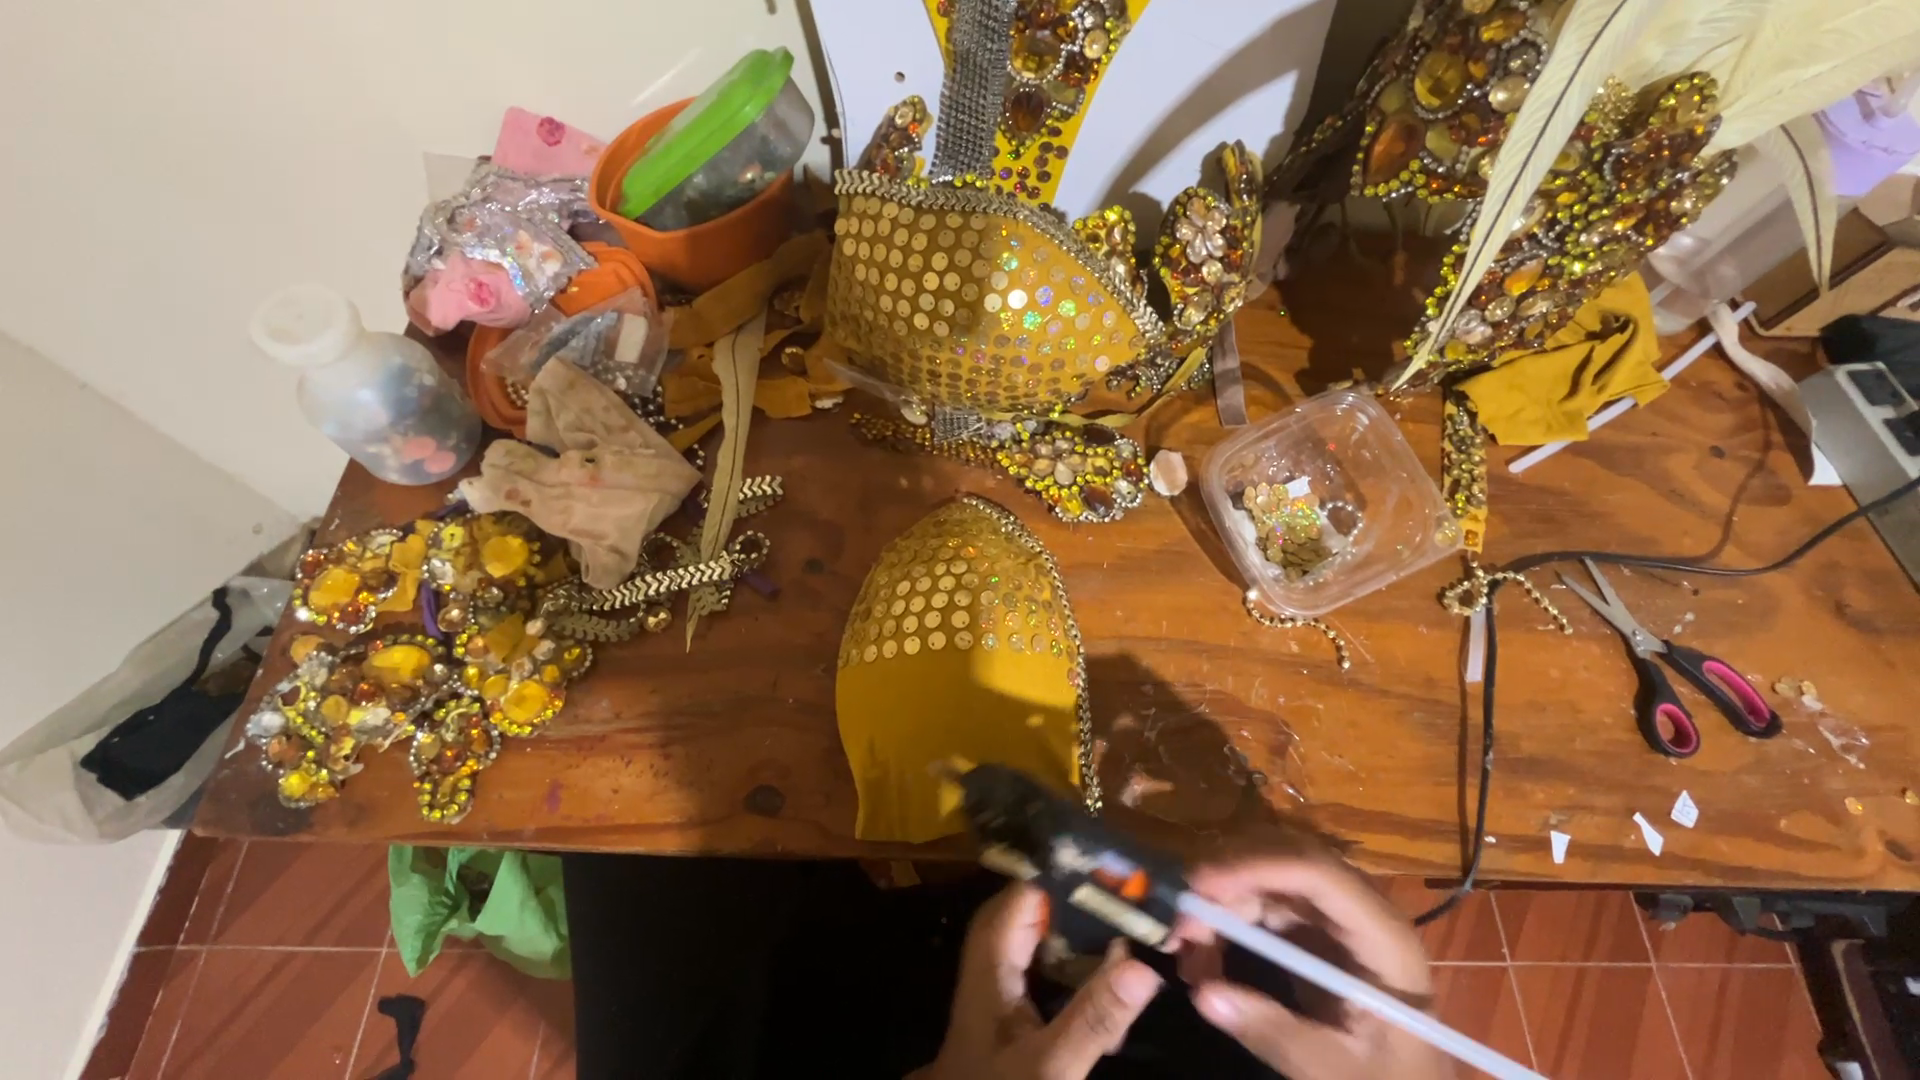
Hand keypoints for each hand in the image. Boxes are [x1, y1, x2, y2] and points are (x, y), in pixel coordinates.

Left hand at [915, 882, 1162, 1079]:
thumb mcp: (1050, 1064)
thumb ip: (1094, 1017)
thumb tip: (1144, 965)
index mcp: (993, 947)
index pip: (1037, 885)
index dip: (1084, 878)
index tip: (1135, 881)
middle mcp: (996, 943)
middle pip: (1052, 903)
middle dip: (1098, 910)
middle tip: (1146, 919)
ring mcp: (1006, 964)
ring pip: (1058, 930)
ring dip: (1097, 941)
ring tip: (1141, 949)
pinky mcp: (1017, 987)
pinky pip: (1057, 957)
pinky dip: (1087, 968)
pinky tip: (1117, 991)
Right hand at [1177, 855, 1449, 1079]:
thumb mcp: (1336, 1070)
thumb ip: (1274, 1032)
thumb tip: (1202, 994)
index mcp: (1381, 934)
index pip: (1316, 872)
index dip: (1255, 866)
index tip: (1200, 886)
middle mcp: (1357, 907)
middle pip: (1283, 861)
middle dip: (1225, 881)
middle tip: (1181, 921)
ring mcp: (1332, 913)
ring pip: (1263, 877)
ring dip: (1218, 902)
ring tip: (1185, 948)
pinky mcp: (1311, 925)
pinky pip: (1258, 902)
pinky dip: (1225, 919)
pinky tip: (1203, 955)